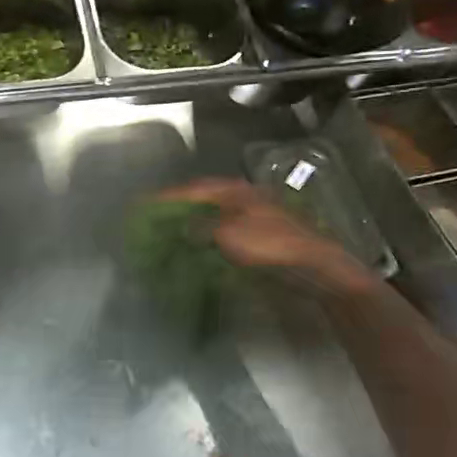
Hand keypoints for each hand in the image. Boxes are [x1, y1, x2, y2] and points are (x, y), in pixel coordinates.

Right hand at [156, 179, 378, 296]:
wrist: (314, 267)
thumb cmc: (271, 246)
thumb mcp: (228, 235)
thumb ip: (201, 228)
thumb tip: (182, 228)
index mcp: (234, 191)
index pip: (192, 189)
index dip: (167, 197)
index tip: (143, 205)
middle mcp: (242, 199)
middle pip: (201, 201)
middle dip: (177, 211)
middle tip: (153, 224)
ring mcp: (251, 218)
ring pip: (212, 219)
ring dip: (192, 228)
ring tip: (168, 239)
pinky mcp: (257, 238)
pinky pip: (222, 236)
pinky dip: (207, 242)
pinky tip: (196, 254)